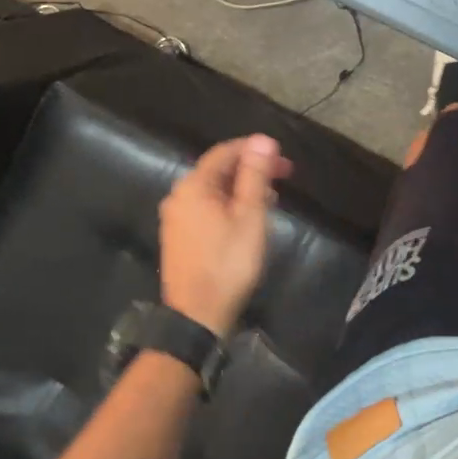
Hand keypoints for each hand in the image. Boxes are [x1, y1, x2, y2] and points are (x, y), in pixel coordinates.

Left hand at [158, 134, 292, 337]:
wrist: (196, 319)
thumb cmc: (228, 263)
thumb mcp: (250, 215)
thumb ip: (255, 174)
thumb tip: (262, 139)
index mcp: (194, 186)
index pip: (225, 152)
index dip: (255, 150)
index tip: (283, 161)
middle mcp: (178, 197)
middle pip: (218, 170)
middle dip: (251, 170)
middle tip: (282, 179)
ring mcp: (175, 219)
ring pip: (213, 190)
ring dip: (241, 188)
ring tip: (270, 200)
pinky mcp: (177, 238)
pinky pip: (205, 208)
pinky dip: (228, 205)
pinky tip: (246, 220)